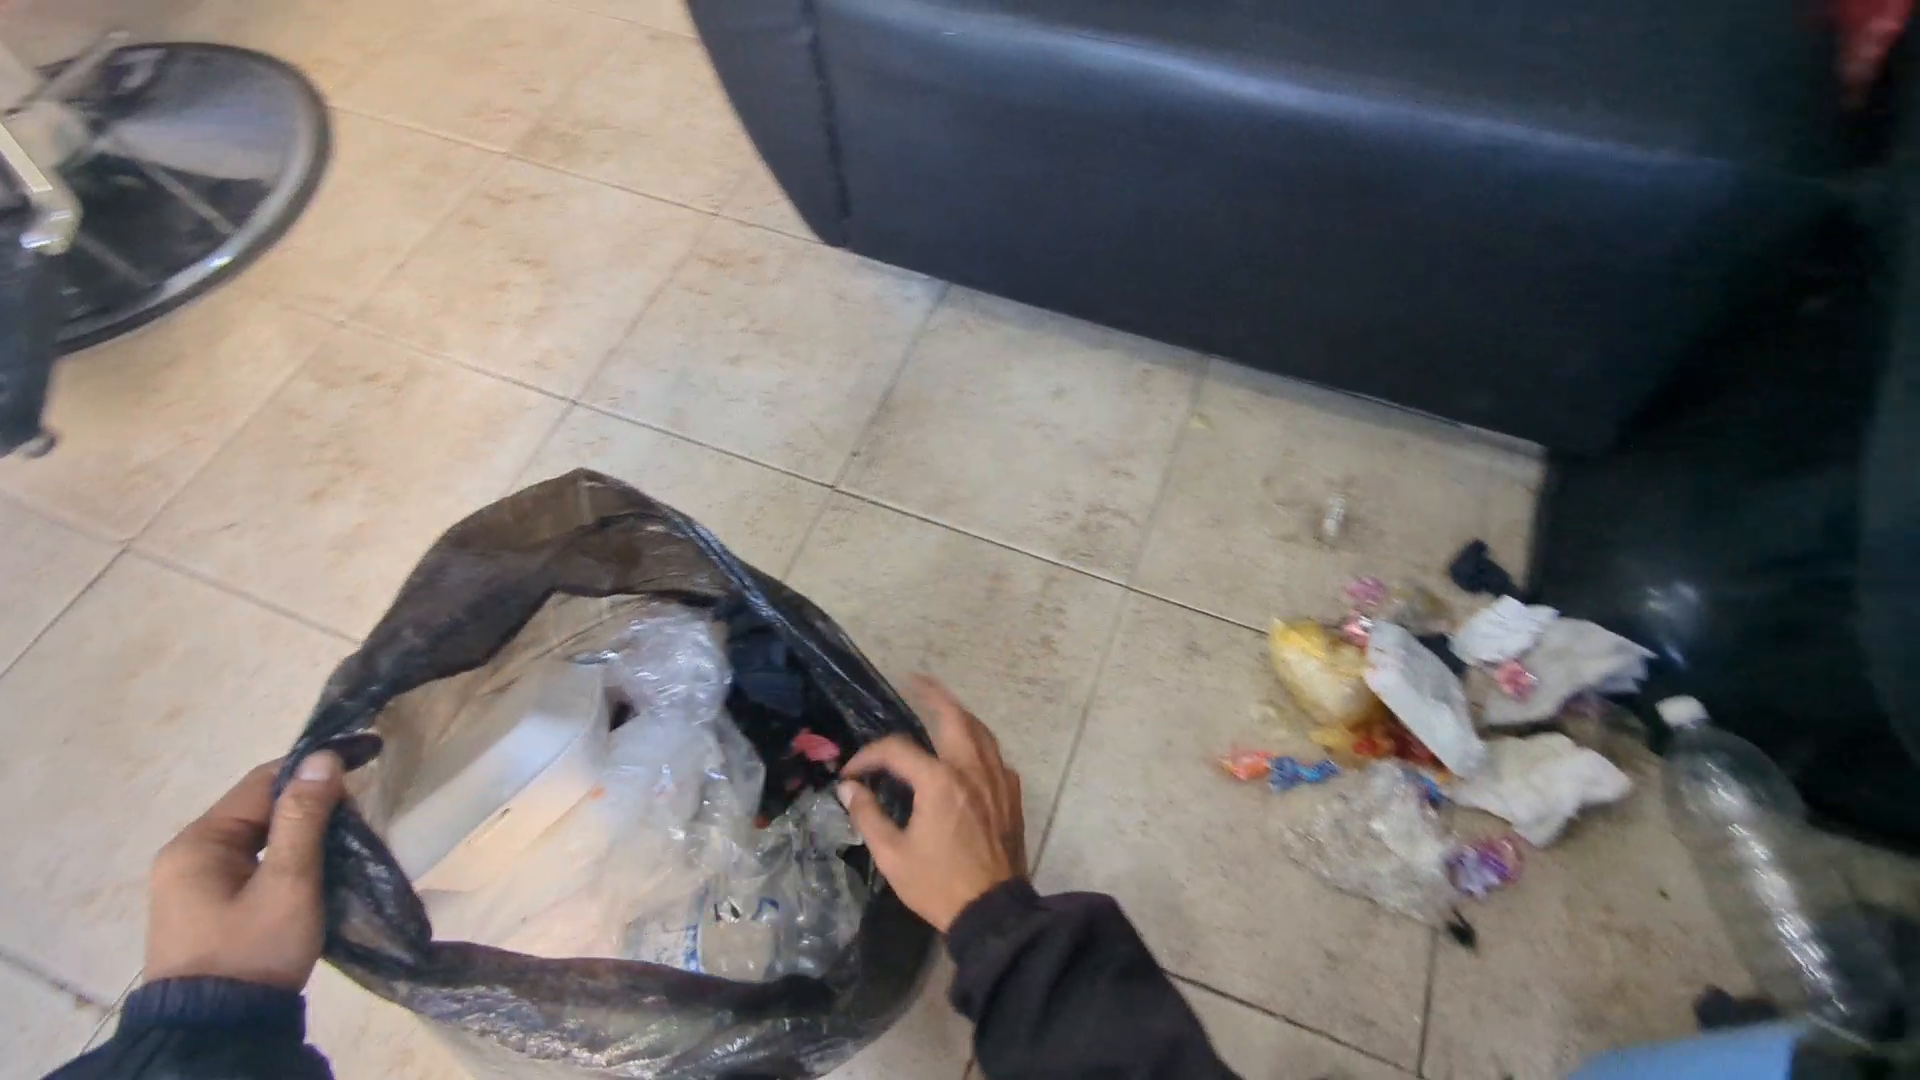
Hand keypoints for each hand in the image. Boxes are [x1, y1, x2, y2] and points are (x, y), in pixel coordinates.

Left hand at [144, 753, 344, 990]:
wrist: (220, 1028)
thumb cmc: (255, 948)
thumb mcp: (289, 880)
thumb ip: (304, 818)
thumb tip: (323, 757)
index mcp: (197, 844)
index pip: (263, 781)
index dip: (315, 766)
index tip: (367, 758)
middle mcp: (189, 855)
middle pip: (261, 805)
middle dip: (314, 798)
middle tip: (365, 806)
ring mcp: (198, 880)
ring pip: (263, 831)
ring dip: (306, 825)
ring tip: (353, 829)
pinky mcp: (214, 901)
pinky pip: (259, 855)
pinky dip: (294, 848)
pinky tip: (325, 856)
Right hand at [838, 676, 1025, 932]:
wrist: (993, 912)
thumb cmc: (939, 885)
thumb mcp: (893, 856)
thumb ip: (869, 816)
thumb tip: (850, 789)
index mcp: (939, 781)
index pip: (898, 750)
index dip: (869, 756)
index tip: (852, 774)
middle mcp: (971, 769)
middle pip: (953, 716)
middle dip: (933, 694)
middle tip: (916, 681)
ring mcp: (997, 779)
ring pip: (980, 731)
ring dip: (959, 714)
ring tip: (942, 706)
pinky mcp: (1012, 794)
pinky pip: (995, 755)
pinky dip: (978, 743)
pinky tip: (968, 751)